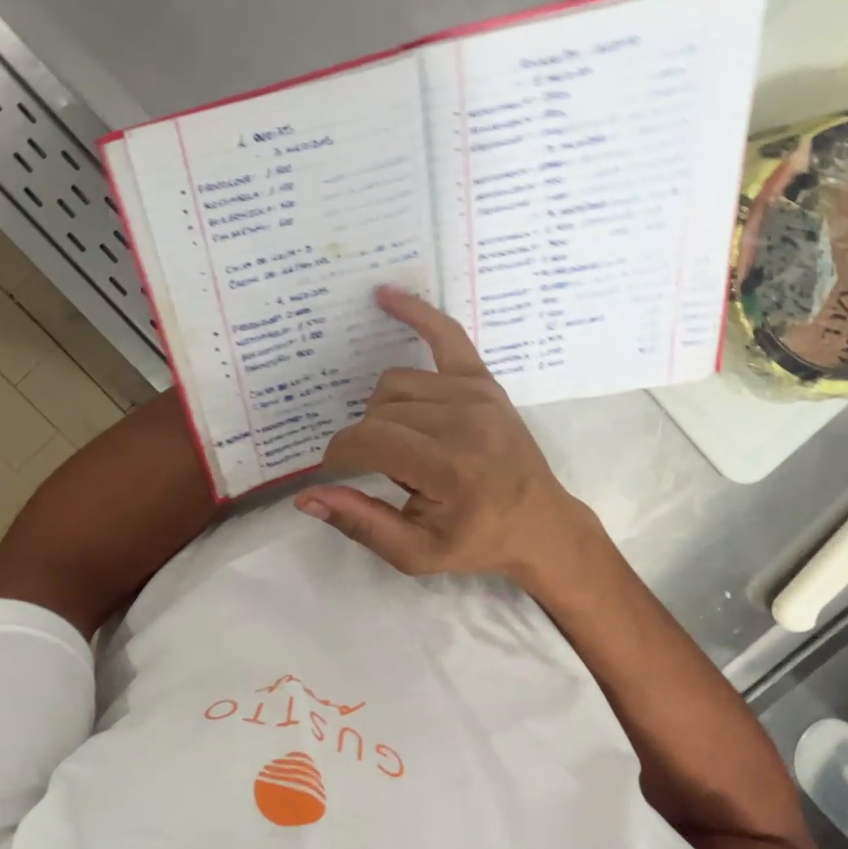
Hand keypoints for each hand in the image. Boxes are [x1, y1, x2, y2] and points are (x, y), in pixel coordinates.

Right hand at [294, 287, 615, 589]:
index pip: (369, 440)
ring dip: (386, 411)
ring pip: (395, 383)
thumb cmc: (475, 541)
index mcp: (448, 469)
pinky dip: (414, 313)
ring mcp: (476, 395)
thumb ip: (360, 523)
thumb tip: (306, 496)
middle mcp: (463, 423)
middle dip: (369, 441)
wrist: (540, 524)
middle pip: (379, 411)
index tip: (339, 472)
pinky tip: (384, 296)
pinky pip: (444, 334)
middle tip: (391, 472)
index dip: (341, 455)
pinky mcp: (484, 381)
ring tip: (407, 442)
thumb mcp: (414, 553)